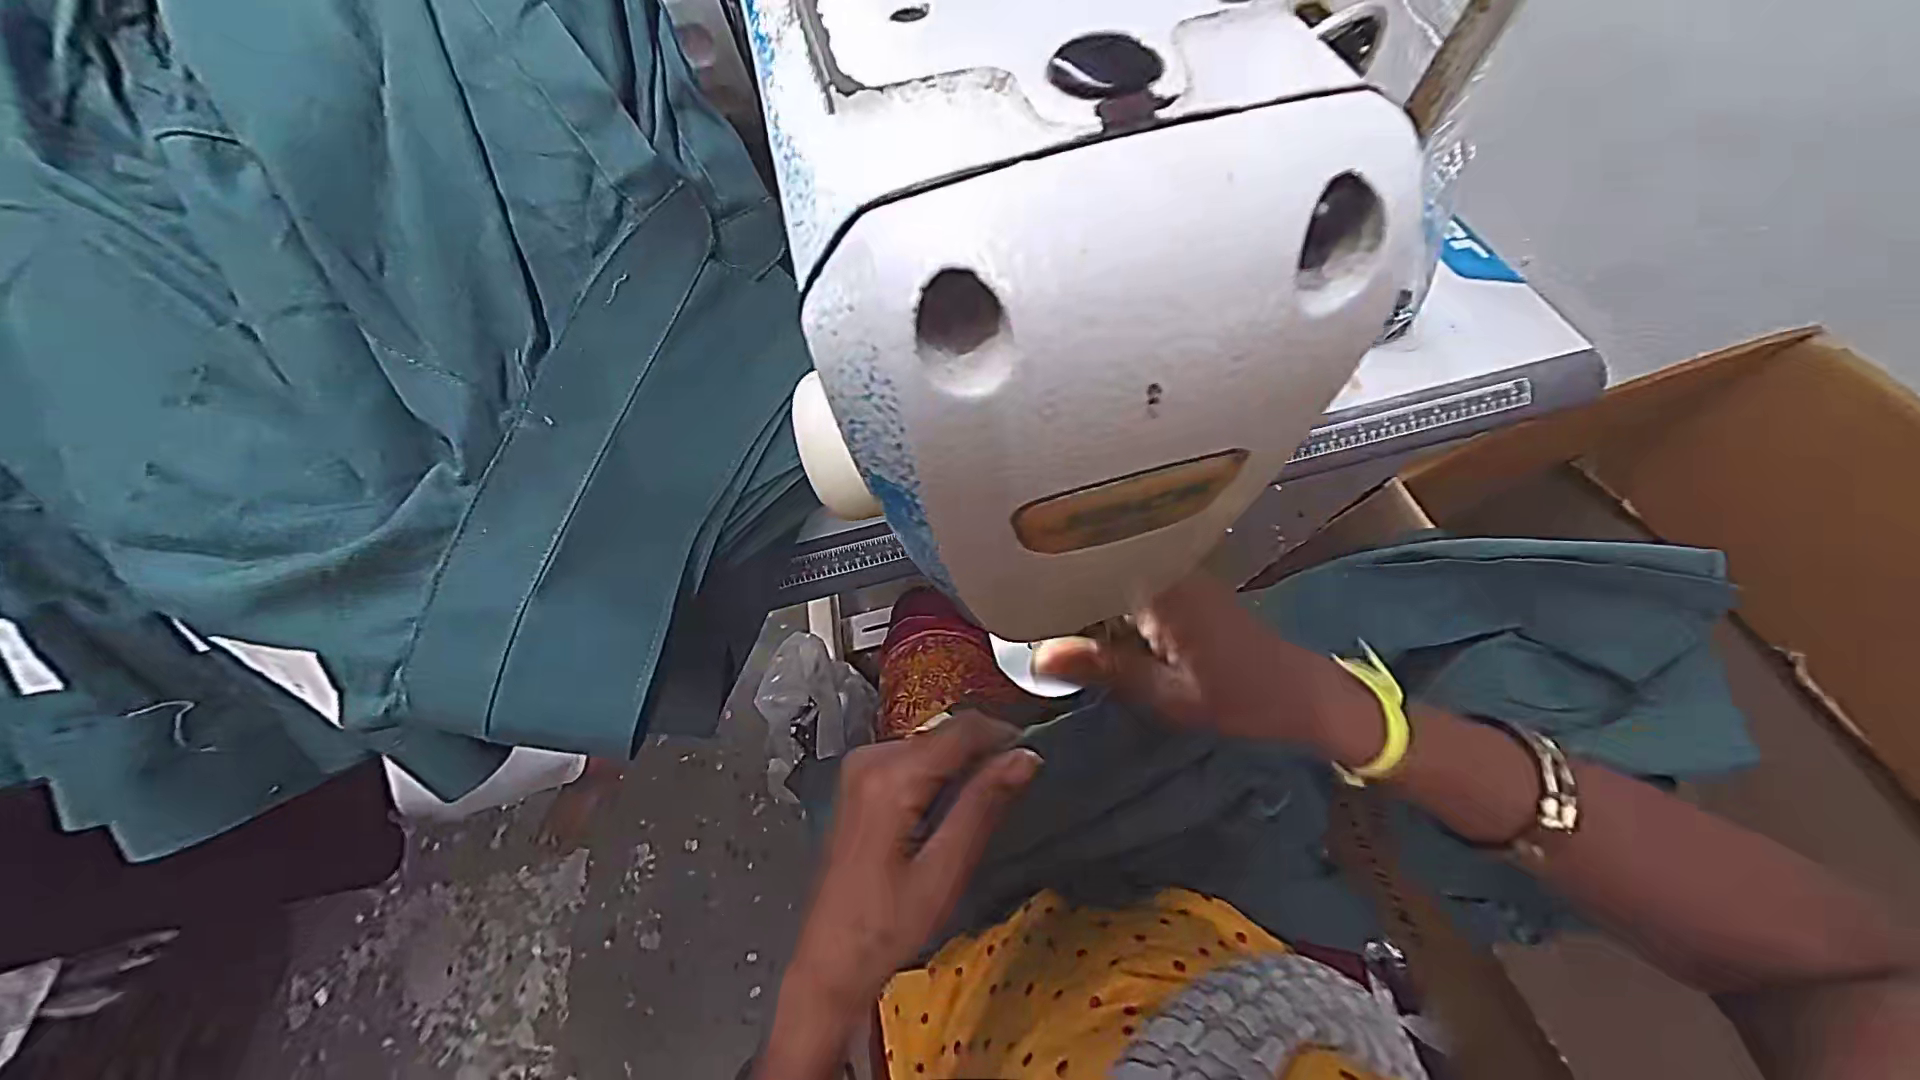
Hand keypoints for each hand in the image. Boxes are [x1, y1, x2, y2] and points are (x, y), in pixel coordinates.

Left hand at [762, 712, 1040, 1077]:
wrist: (832, 958)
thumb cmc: (886, 926)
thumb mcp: (946, 869)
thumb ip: (984, 804)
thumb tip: (1023, 759)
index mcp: (890, 778)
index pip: (961, 729)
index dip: (1002, 735)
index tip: (1029, 757)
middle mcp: (869, 759)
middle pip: (944, 733)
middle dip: (982, 752)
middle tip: (1011, 785)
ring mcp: (859, 767)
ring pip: (931, 742)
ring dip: (961, 762)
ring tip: (983, 801)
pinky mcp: (858, 779)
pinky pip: (912, 756)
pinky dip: (938, 771)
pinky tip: (948, 807)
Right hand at [1032, 574, 1365, 745]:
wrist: (1301, 694)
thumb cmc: (1239, 697)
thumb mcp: (1166, 694)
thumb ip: (1103, 669)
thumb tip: (1038, 659)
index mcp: (1161, 584)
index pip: (1088, 561)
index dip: (1046, 572)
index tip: (1009, 585)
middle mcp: (1165, 565)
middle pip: (1094, 560)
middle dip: (1056, 579)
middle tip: (1012, 596)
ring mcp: (1173, 571)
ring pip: (1108, 568)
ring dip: (1078, 588)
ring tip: (1034, 603)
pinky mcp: (1178, 584)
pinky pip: (1126, 580)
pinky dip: (1101, 597)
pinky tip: (1079, 617)